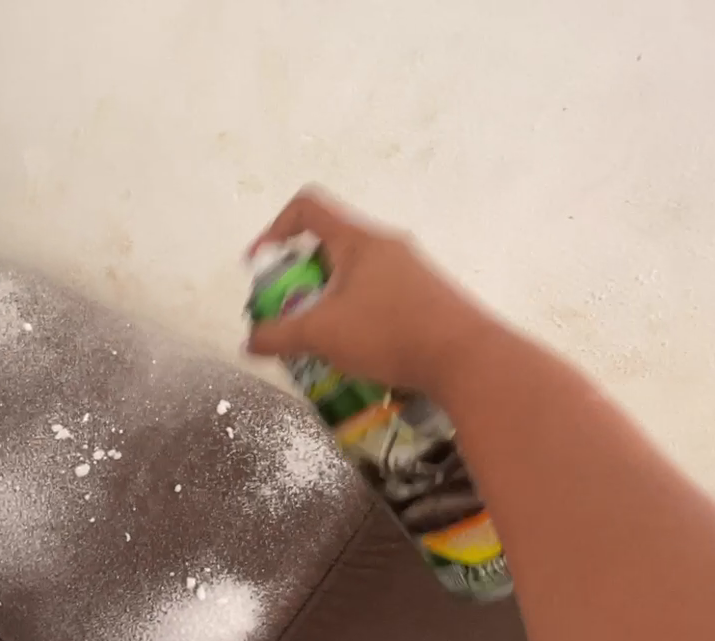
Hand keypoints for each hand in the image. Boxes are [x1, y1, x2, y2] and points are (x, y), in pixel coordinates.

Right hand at [247, 187, 500, 394]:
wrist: (465, 358)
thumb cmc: (389, 332)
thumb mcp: (319, 335)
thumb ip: (275, 336)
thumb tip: (249, 341)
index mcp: (358, 241)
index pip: (306, 208)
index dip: (272, 232)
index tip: (258, 268)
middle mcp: (382, 246)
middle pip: (321, 247)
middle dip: (291, 281)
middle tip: (281, 315)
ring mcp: (402, 270)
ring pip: (343, 275)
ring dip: (315, 303)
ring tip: (308, 339)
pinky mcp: (415, 295)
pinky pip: (364, 294)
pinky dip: (341, 314)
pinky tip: (341, 348)